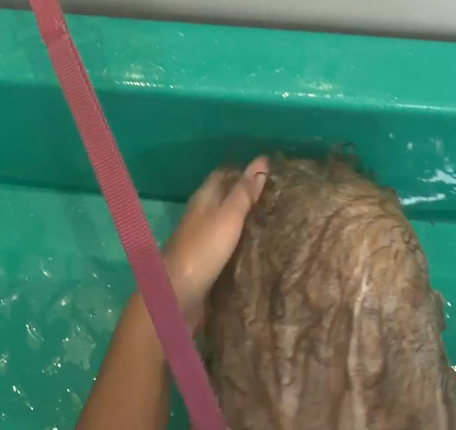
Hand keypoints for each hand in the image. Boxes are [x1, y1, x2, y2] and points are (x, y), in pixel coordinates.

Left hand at [161, 156, 268, 329]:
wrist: (177, 297)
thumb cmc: (203, 249)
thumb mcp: (228, 216)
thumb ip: (244, 191)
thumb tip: (262, 159)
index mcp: (203, 199)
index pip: (223, 174)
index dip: (242, 171)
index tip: (269, 172)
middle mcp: (200, 215)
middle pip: (224, 198)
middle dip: (247, 196)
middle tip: (278, 198)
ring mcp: (201, 240)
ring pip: (226, 223)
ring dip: (245, 221)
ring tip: (274, 222)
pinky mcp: (205, 263)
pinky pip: (227, 246)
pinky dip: (241, 243)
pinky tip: (258, 248)